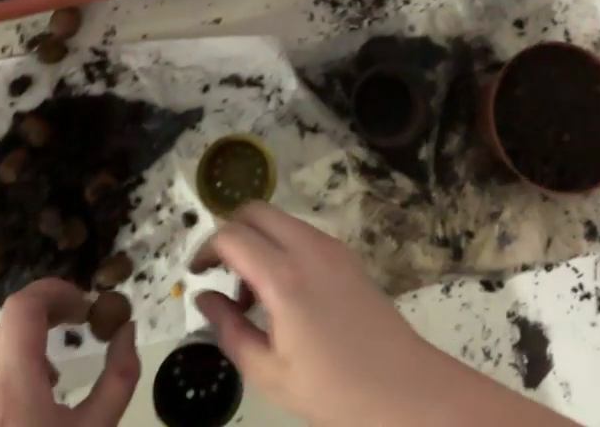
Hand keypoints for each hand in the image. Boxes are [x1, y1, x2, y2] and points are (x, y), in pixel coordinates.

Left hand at [0, 279, 138, 426]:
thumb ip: (119, 377)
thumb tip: (126, 329)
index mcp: (11, 387)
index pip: (25, 306)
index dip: (57, 292)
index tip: (83, 310)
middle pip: (6, 322)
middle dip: (43, 320)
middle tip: (69, 338)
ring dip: (9, 346)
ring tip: (32, 380)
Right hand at [193, 203, 578, 426]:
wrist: (404, 386)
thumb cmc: (333, 388)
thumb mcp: (268, 371)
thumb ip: (228, 329)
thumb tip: (204, 298)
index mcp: (284, 277)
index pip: (231, 235)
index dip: (204, 249)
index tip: (195, 275)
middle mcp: (308, 248)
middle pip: (255, 210)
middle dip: (228, 233)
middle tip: (219, 275)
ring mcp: (331, 247)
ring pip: (279, 219)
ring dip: (256, 240)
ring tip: (252, 294)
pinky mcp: (346, 254)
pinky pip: (301, 233)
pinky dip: (280, 246)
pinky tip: (282, 291)